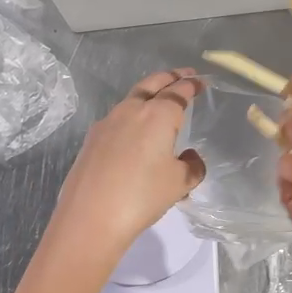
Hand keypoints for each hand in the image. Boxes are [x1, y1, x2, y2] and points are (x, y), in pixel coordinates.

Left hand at [49, 69, 207, 256]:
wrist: (90, 217)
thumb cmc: (142, 196)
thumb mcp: (179, 184)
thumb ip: (192, 166)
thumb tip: (190, 157)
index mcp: (158, 115)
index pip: (179, 91)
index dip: (192, 85)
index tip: (201, 82)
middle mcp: (131, 110)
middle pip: (152, 84)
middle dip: (169, 77)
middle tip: (183, 75)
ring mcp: (107, 123)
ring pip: (131, 99)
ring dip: (148, 95)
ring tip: (159, 102)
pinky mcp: (92, 139)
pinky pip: (117, 119)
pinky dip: (131, 116)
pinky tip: (134, 133)